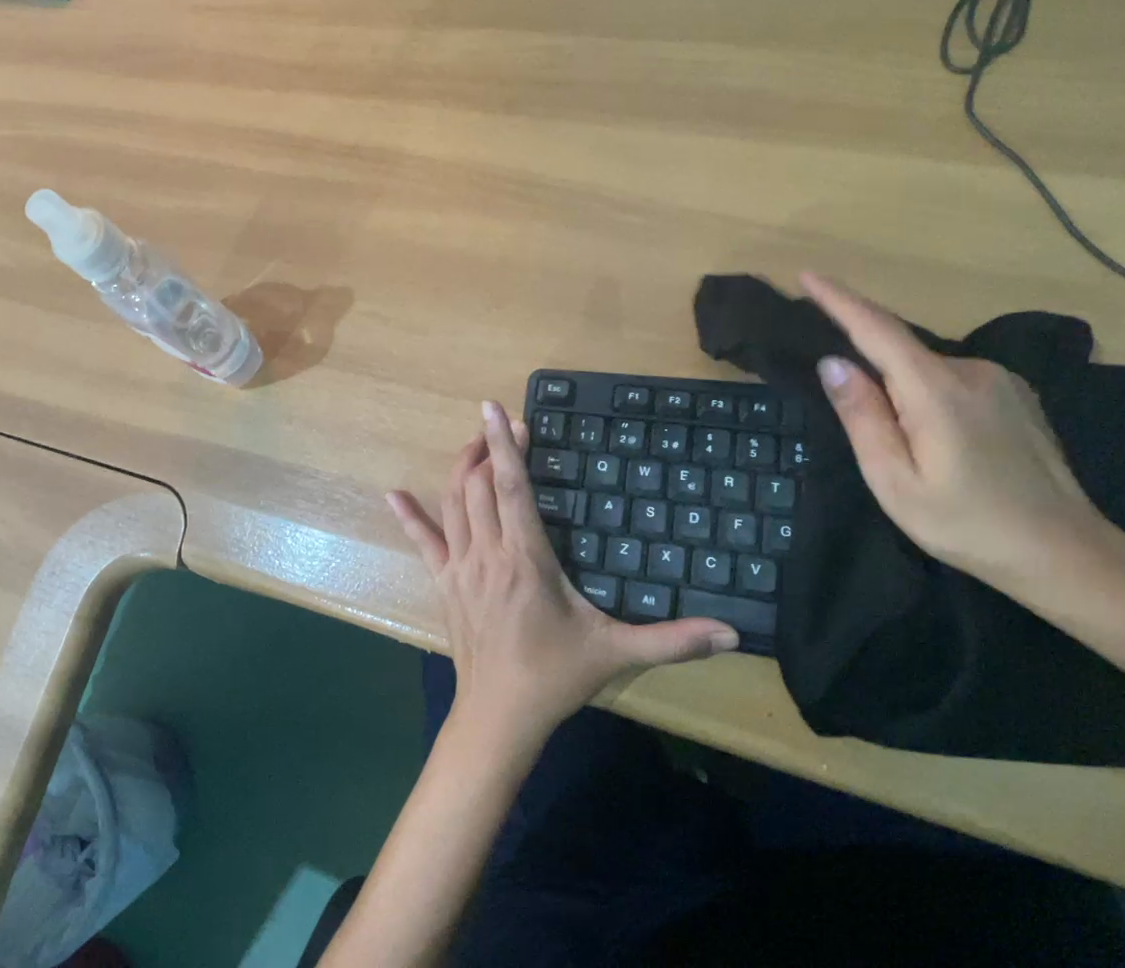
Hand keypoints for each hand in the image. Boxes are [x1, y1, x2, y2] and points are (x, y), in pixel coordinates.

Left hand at [387, 401, 739, 747]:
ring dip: (459, 469)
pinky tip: (391, 494)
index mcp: (525, 559)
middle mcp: (486, 554)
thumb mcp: (615, 653)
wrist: (498, 716)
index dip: (505, 445)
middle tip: (501, 423)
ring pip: (451, 504)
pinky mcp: (443, 585)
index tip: (498, 408)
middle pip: (475, 486)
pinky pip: (422, 543)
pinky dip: (408, 516)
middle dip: (485, 448)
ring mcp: (458, 568)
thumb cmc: (555, 676)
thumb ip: (673, 640)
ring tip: (473, 443)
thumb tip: (732, 635)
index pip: (511, 488)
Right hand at [800, 272, 1106, 588]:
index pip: (877, 331)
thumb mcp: (894, 480)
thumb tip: (835, 362)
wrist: (1061, 551)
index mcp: (937, 391)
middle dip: (873, 379)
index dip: (840, 301)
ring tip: (914, 459)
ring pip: (928, 373)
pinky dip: (931, 399)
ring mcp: (1002, 382)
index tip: (808, 274)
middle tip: (873, 441)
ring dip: (904, 397)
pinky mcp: (1017, 397)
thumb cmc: (964, 523)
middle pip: (902, 356)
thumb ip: (863, 416)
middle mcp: (973, 372)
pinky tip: (942, 447)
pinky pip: (954, 384)